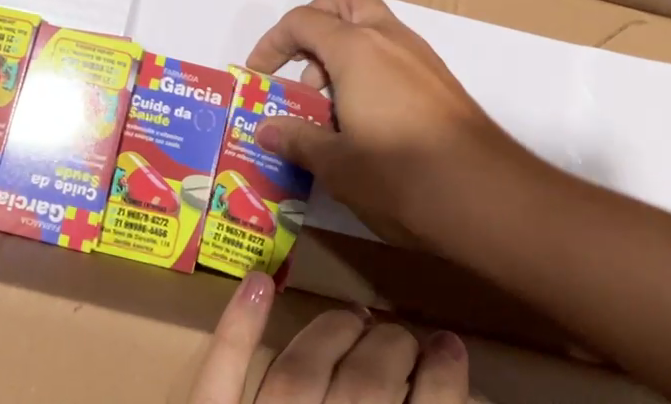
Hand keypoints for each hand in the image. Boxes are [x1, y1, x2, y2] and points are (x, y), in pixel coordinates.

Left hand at [189, 271, 469, 403]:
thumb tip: (443, 382)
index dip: (446, 379)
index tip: (451, 345)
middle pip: (367, 386)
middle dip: (391, 350)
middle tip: (401, 334)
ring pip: (301, 372)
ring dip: (331, 335)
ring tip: (355, 316)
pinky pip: (219, 378)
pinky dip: (237, 329)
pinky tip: (257, 283)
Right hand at [245, 0, 537, 245]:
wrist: (487, 197)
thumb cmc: (400, 175)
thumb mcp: (335, 164)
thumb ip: (296, 139)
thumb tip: (264, 128)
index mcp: (356, 48)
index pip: (303, 21)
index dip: (272, 43)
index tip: (259, 76)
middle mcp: (389, 39)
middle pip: (344, 1)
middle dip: (315, 24)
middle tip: (300, 68)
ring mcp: (420, 58)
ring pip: (372, 27)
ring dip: (342, 51)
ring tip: (329, 108)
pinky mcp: (440, 82)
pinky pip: (393, 55)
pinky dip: (369, 69)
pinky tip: (365, 121)